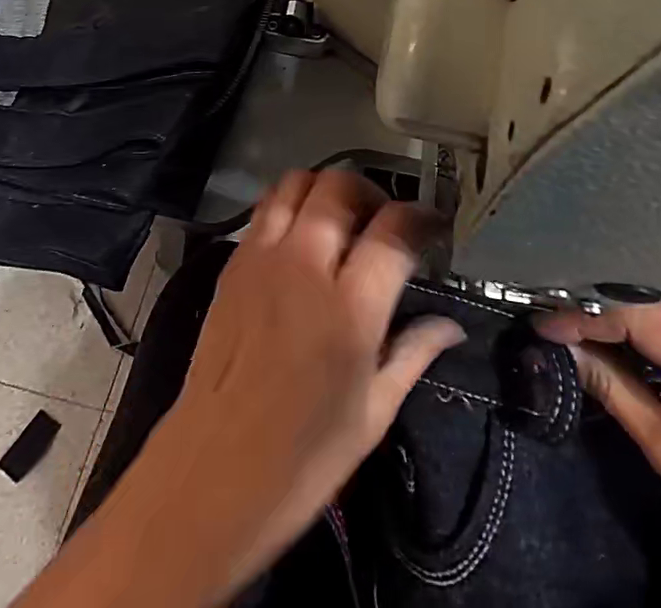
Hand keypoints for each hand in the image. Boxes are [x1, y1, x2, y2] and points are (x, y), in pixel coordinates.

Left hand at [21, 171, 464, 607]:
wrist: (209, 476)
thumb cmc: (303, 457)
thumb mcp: (375, 411)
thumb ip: (415, 352)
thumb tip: (452, 326)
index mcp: (352, 305)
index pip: (395, 227)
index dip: (422, 216)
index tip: (434, 227)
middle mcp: (306, 266)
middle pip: (341, 187)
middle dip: (374, 193)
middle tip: (387, 223)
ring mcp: (261, 260)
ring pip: (297, 183)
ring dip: (328, 190)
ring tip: (344, 221)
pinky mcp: (231, 267)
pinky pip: (265, 210)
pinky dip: (292, 206)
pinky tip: (303, 240)